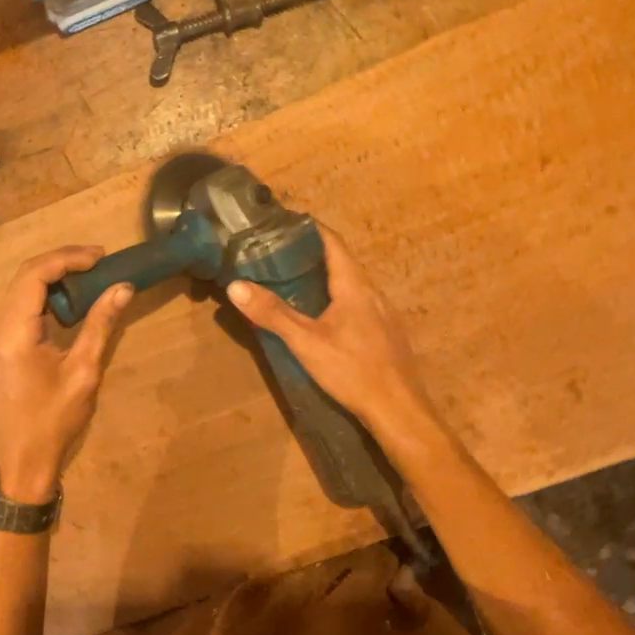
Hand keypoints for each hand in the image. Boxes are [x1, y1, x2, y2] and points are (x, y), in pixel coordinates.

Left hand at [0, 247, 133, 502]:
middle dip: (62, 261)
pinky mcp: (3, 343)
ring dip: (53, 274)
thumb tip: (123, 288)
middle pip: (25, 275)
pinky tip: (71, 297)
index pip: (35, 274)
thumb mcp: (84, 372)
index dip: (68, 258)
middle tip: (99, 261)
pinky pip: (21, 304)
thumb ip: (100, 325)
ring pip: (21, 287)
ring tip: (90, 274)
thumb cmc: (54, 420)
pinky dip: (46, 293)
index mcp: (15, 331)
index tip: (101, 257)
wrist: (23, 459)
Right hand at [225, 225, 432, 430]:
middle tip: (279, 254)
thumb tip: (235, 285)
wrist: (399, 410)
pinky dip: (338, 299)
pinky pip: (360, 304)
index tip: (285, 223)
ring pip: (352, 285)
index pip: (333, 242)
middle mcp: (374, 293)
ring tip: (296, 282)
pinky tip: (324, 317)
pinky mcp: (388, 334)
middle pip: (343, 262)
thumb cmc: (352, 370)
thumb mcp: (306, 342)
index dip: (310, 229)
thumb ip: (272, 314)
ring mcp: (385, 314)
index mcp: (355, 286)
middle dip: (313, 254)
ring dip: (326, 278)